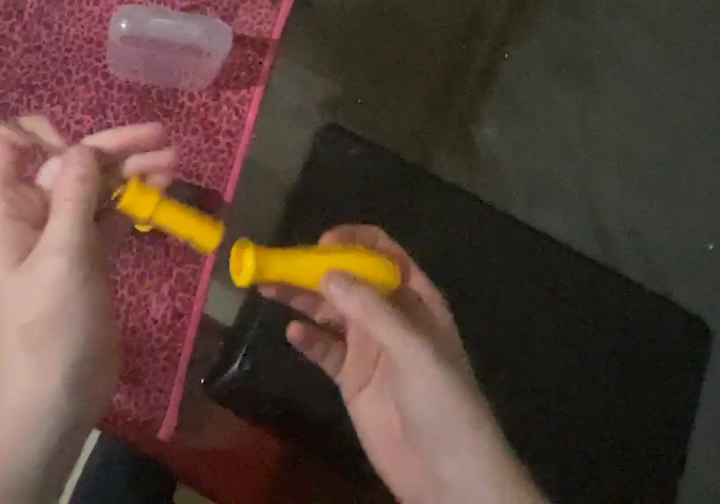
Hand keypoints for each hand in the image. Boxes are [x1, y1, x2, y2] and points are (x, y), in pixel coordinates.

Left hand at [0, 115, 169, 428]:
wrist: (55, 402)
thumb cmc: (47, 329)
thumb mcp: (61, 257)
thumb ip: (74, 197)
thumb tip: (85, 146)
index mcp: (8, 209)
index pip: (7, 146)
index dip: (39, 132)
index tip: (82, 140)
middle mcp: (34, 215)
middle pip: (69, 163)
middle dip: (111, 147)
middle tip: (160, 137)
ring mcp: (64, 236)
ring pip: (96, 187)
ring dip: (131, 171)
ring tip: (174, 160)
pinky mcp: (90, 258)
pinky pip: (113, 216)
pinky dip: (136, 200)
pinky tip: (165, 190)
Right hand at [264, 226, 547, 503]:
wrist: (451, 477)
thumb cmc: (444, 402)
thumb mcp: (414, 349)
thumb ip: (371, 309)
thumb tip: (326, 273)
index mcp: (415, 299)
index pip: (383, 254)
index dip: (353, 242)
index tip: (321, 244)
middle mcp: (390, 316)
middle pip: (348, 279)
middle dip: (315, 267)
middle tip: (279, 263)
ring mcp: (369, 348)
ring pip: (329, 311)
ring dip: (300, 298)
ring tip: (268, 287)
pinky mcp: (351, 378)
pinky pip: (324, 349)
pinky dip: (307, 338)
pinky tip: (293, 333)